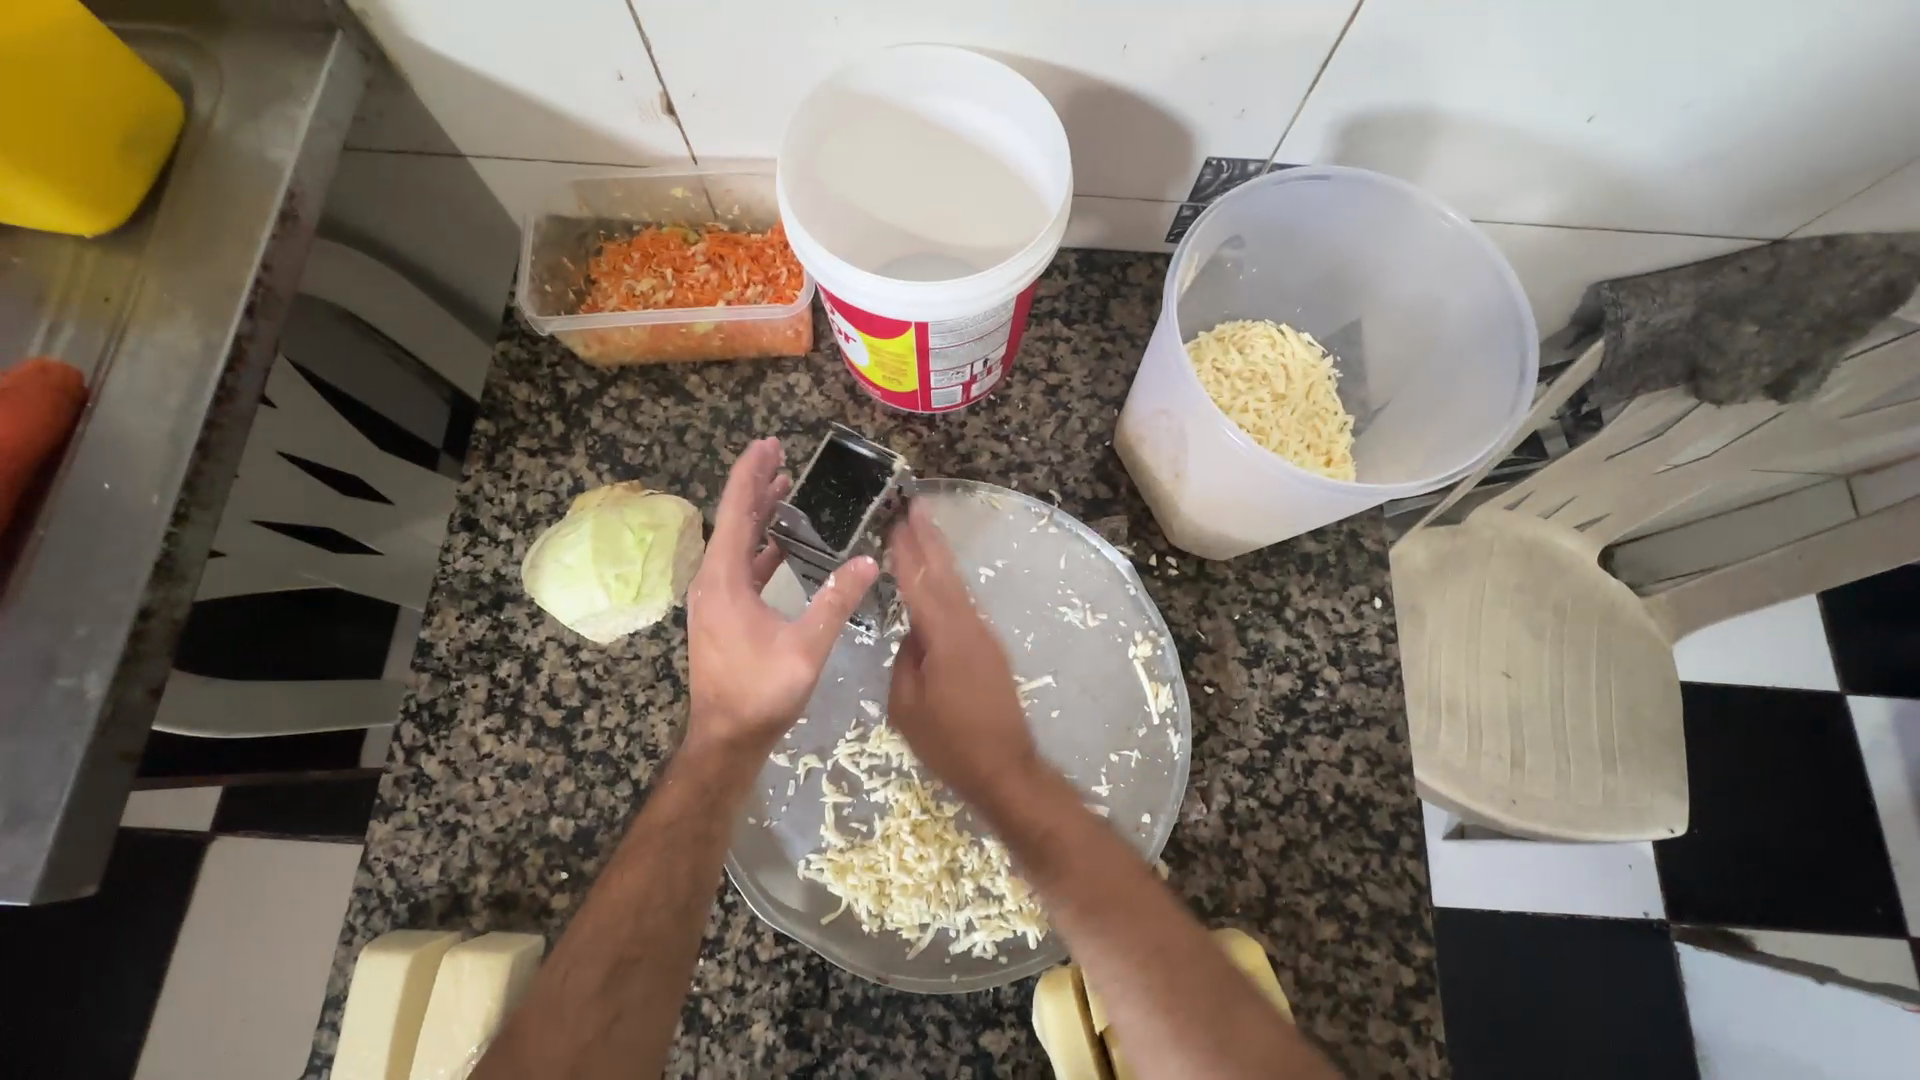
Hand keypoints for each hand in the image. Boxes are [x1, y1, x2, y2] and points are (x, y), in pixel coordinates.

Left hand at [686, 438, 876, 754]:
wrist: (727, 738)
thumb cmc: (761, 692)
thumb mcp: (806, 647)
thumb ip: (836, 602)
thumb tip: (868, 563)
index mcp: (724, 581)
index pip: (736, 513)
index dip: (751, 475)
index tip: (767, 444)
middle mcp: (711, 582)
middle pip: (732, 521)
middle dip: (754, 487)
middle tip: (778, 455)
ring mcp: (713, 599)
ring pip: (735, 544)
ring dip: (757, 516)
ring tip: (782, 489)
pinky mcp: (722, 614)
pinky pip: (739, 567)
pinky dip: (759, 548)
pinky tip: (780, 544)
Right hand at [886, 500, 1041, 805]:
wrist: (1005, 768)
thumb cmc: (949, 743)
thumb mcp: (907, 705)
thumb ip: (906, 660)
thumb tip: (913, 635)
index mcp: (946, 637)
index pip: (920, 583)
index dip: (907, 551)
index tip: (896, 520)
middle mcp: (969, 627)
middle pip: (945, 574)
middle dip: (928, 539)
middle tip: (914, 505)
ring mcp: (984, 637)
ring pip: (958, 588)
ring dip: (940, 558)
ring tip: (923, 532)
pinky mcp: (990, 650)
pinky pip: (964, 607)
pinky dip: (948, 586)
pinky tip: (938, 582)